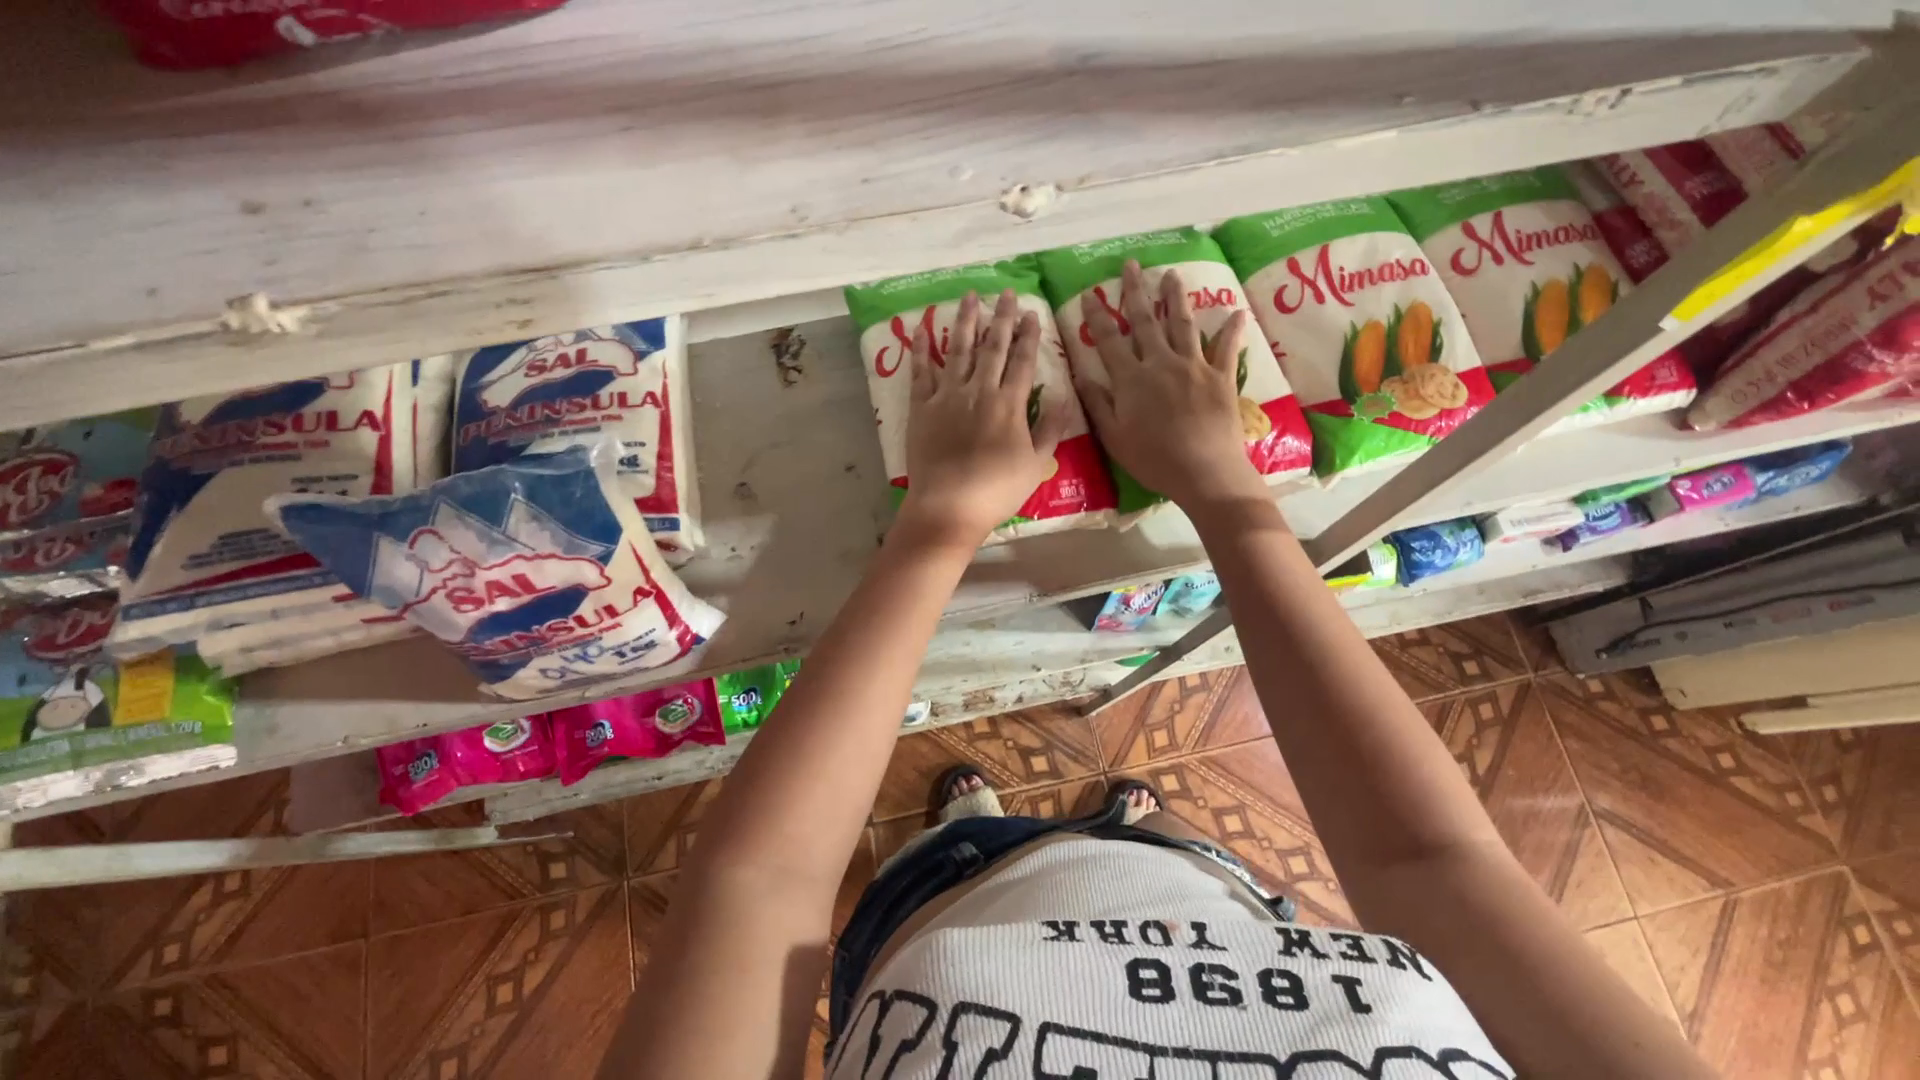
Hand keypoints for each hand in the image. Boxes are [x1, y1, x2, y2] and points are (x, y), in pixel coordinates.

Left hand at [898, 289, 1066, 545]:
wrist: (948, 505)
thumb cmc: (997, 490)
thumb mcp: (1035, 464)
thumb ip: (1050, 429)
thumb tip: (1065, 397)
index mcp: (1010, 404)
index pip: (1023, 361)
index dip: (1029, 336)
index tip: (1032, 313)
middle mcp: (979, 391)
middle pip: (993, 347)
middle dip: (1002, 318)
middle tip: (1006, 293)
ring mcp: (947, 396)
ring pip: (958, 350)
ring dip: (966, 321)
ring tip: (971, 297)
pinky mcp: (921, 408)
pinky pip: (921, 371)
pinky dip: (922, 348)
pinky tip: (923, 328)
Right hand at [1072, 260, 1265, 509]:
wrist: (1204, 471)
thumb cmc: (1153, 459)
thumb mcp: (1114, 437)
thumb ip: (1098, 402)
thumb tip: (1081, 373)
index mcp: (1131, 379)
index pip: (1109, 339)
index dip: (1098, 315)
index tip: (1091, 293)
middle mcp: (1161, 363)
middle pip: (1146, 321)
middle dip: (1136, 291)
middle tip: (1131, 265)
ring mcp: (1194, 366)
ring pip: (1183, 324)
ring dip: (1176, 298)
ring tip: (1172, 275)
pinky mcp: (1222, 377)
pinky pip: (1227, 347)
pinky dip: (1232, 329)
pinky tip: (1237, 312)